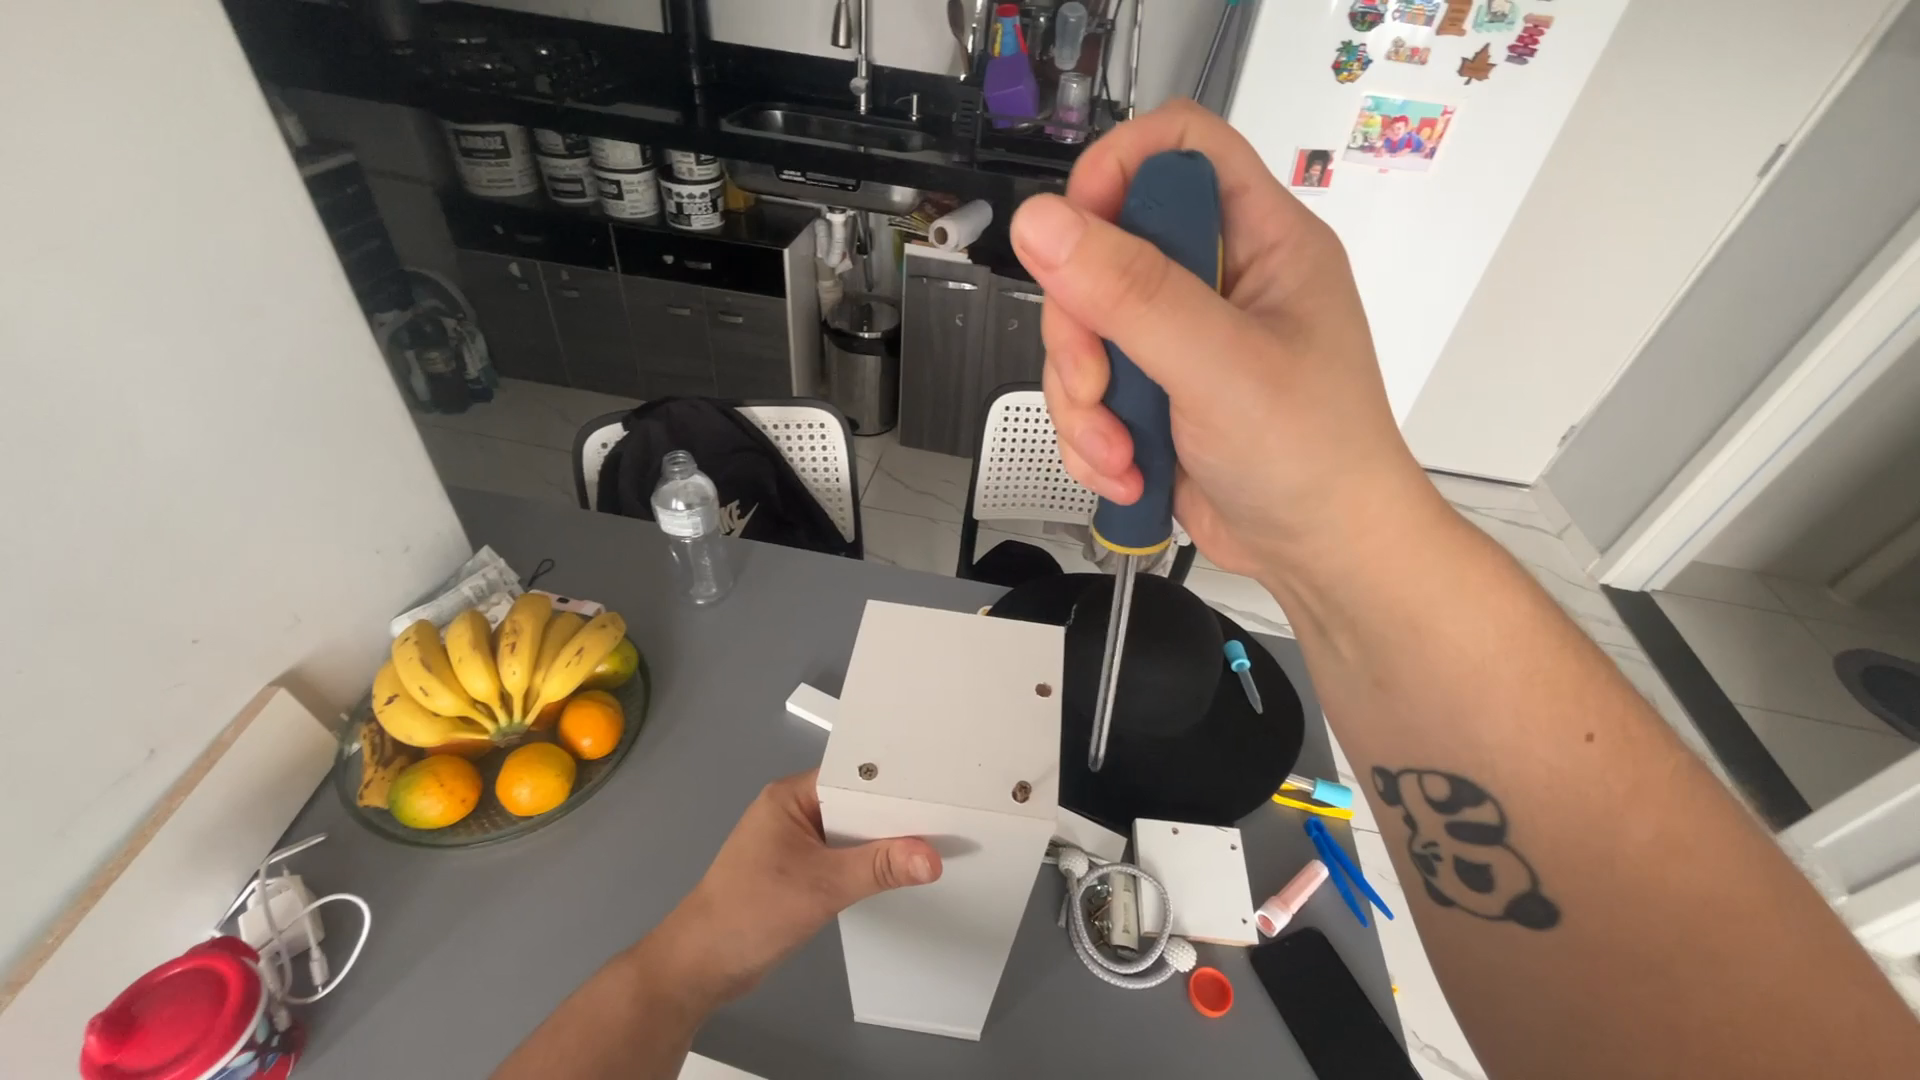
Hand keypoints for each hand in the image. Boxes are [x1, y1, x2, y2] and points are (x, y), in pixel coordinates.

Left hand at [658, 770, 940, 1005]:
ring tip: (929, 841)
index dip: (893, 783)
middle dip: (892, 814)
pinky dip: (866, 862)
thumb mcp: (822, 887)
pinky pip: (843, 854)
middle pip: (856, 803)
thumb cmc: (749, 913)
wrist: (701, 967)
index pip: (852, 775)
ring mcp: (796, 840)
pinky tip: (895, 869)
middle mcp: (795, 810)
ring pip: (852, 831)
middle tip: (943, 817)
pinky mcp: (800, 868)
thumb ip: (878, 868)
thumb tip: (929, 858)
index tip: (936, 790)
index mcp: (790, 795)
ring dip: (880, 842)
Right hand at [1010, 101, 1439, 586]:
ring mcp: (1177, 343)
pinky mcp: (1152, 396)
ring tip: (1120, 455)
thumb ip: (1132, 293)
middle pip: (1103, 255)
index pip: (1176, 151)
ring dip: (1082, 404)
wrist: (1319, 553)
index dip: (1113, 173)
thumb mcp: (1220, 366)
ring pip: (1082, 335)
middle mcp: (1213, 282)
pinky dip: (1090, 439)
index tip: (1071, 239)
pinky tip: (1125, 472)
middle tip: (1094, 389)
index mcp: (1259, 241)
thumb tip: (1042, 222)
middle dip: (1079, 334)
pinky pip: (1086, 393)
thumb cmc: (1311, 457)